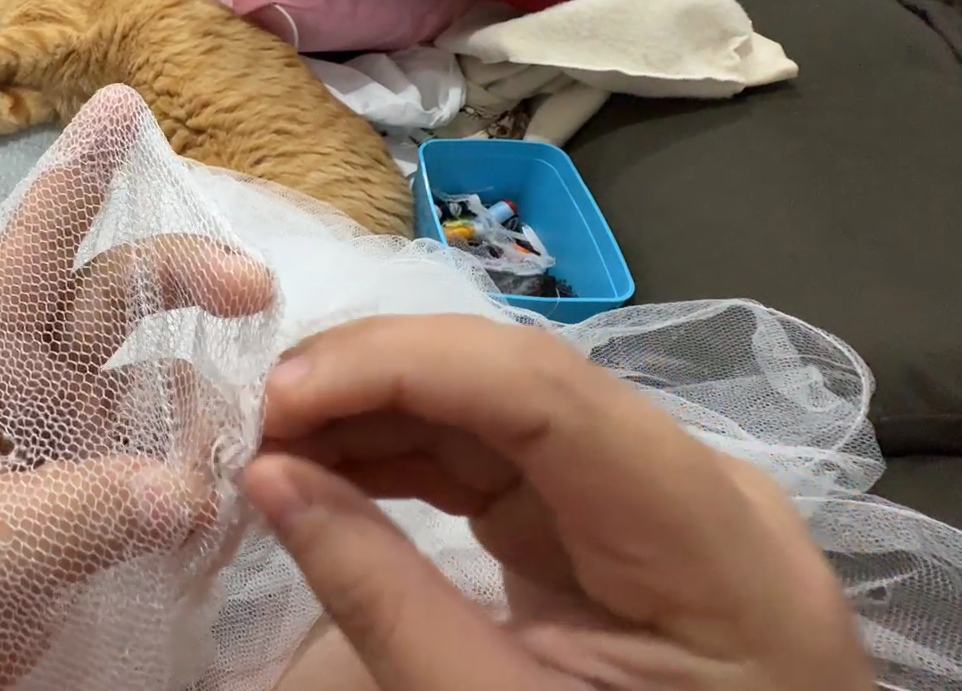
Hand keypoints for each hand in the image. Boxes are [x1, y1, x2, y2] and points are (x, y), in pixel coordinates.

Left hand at [0, 86, 275, 690]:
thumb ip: (79, 511)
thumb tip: (191, 489)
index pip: (33, 247)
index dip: (75, 172)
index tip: (120, 105)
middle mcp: (38, 380)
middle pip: (122, 293)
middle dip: (187, 275)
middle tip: (258, 290)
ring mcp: (78, 434)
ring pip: (167, 385)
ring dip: (204, 417)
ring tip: (209, 488)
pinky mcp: (108, 490)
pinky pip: (177, 460)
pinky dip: (205, 479)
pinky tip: (207, 522)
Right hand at [241, 315, 871, 690]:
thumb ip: (378, 597)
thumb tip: (263, 473)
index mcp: (708, 543)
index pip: (540, 388)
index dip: (394, 365)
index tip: (277, 397)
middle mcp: (679, 477)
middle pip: (499, 374)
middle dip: (359, 378)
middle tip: (254, 418)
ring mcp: (624, 482)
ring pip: (469, 394)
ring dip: (357, 407)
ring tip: (270, 442)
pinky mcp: (576, 503)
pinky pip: (466, 441)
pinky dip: (382, 444)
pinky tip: (319, 461)